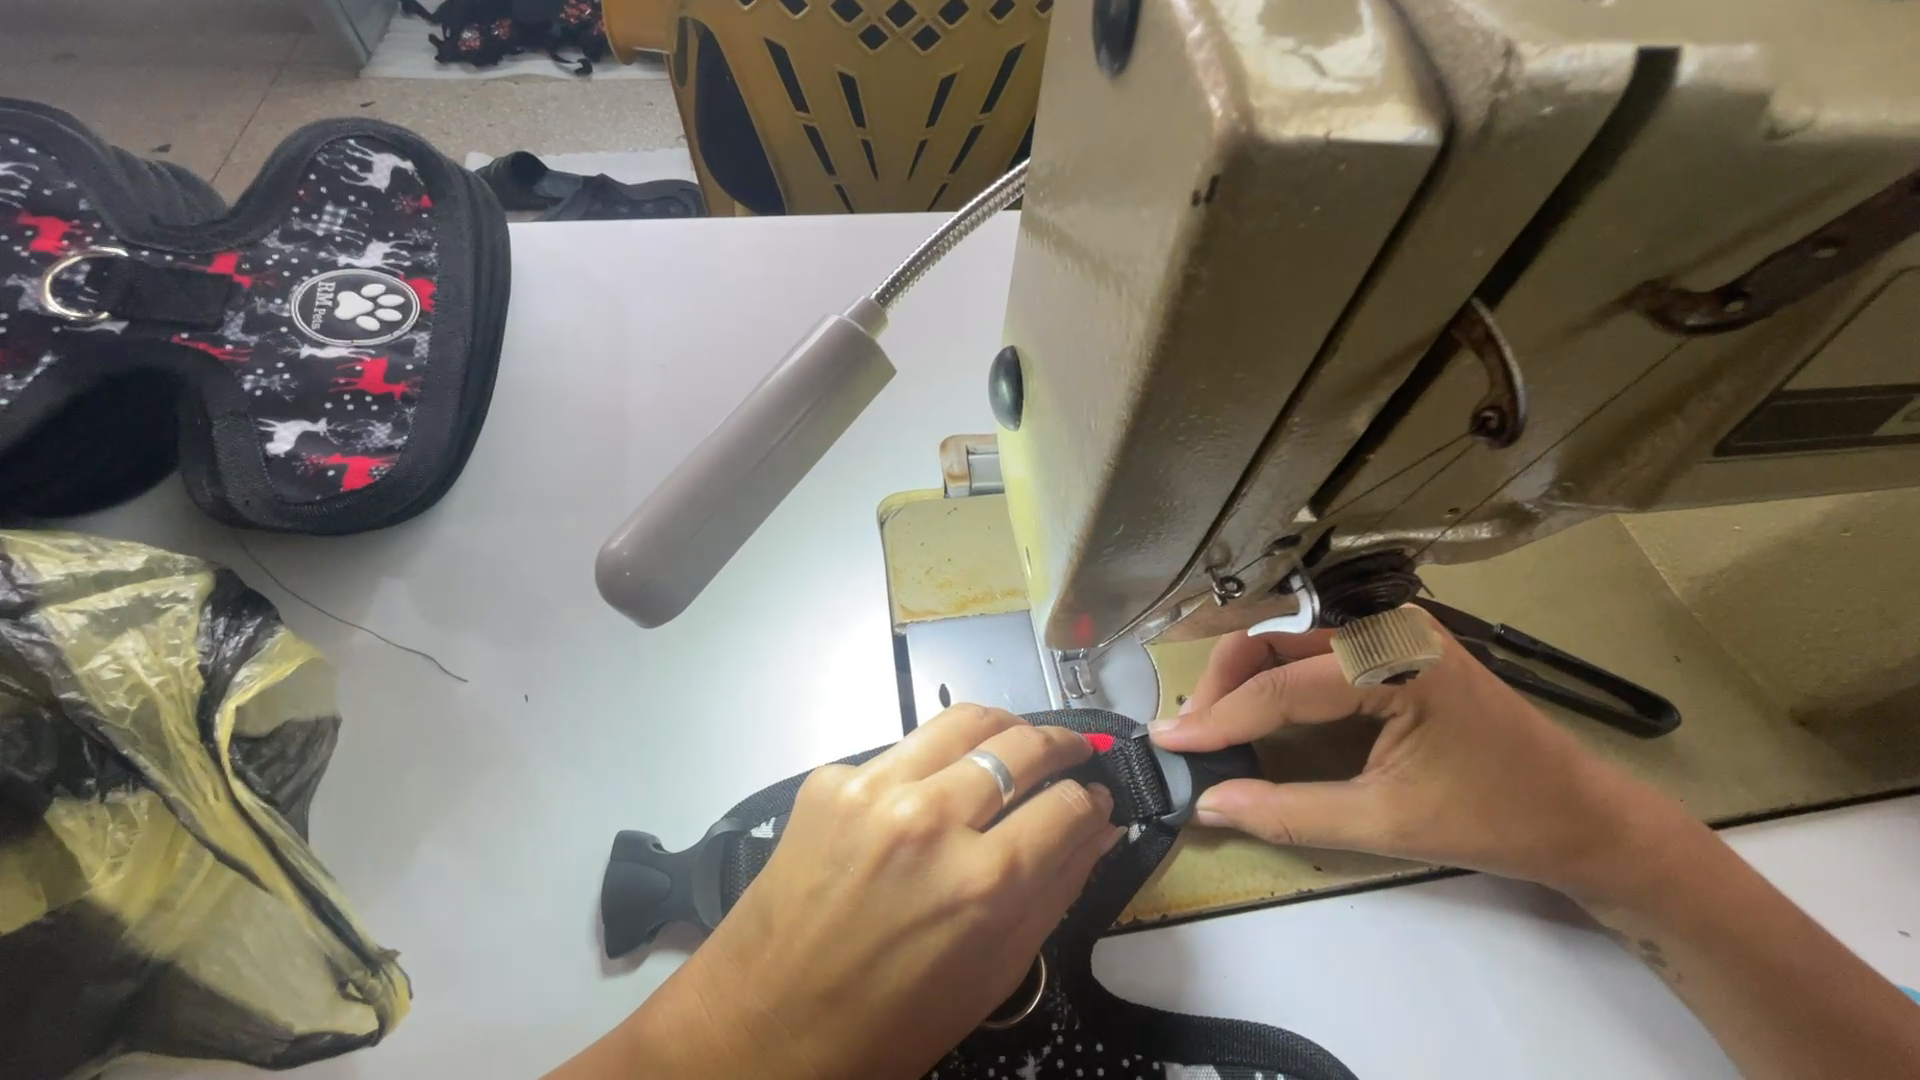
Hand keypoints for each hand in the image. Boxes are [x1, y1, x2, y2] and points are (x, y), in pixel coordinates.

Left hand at [630, 706, 1121, 1079]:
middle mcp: (930, 820)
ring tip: (1017, 743)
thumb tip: (1098, 825)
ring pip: (963, 721)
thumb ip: (1056, 889)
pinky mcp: (830, 779)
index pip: (1066, 805)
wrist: (764, 1023)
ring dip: (1004, 728)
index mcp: (981, 883)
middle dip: (1061, 744)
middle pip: (1021, 745)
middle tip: (1072, 752)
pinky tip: (933, 787)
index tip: (1095, 796)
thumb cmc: (890, 1021)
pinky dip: (931, 762)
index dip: (1091, 798)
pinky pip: (902, 750)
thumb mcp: (993, 972)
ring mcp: (873, 790)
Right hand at [1148, 608, 1703, 903]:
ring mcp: (1394, 627)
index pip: (1280, 685)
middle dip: (1223, 685)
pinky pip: (1312, 648)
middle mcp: (1390, 625)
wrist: (1584, 816)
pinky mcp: (1394, 641)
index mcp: (1396, 659)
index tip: (1168, 743)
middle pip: (1273, 638)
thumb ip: (1287, 811)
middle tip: (1193, 735)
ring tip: (1215, 724)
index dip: (1218, 718)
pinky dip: (1273, 674)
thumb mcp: (1385, 823)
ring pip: (1287, 636)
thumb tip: (1208, 805)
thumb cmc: (1496, 820)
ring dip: (1242, 676)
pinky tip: (1255, 706)